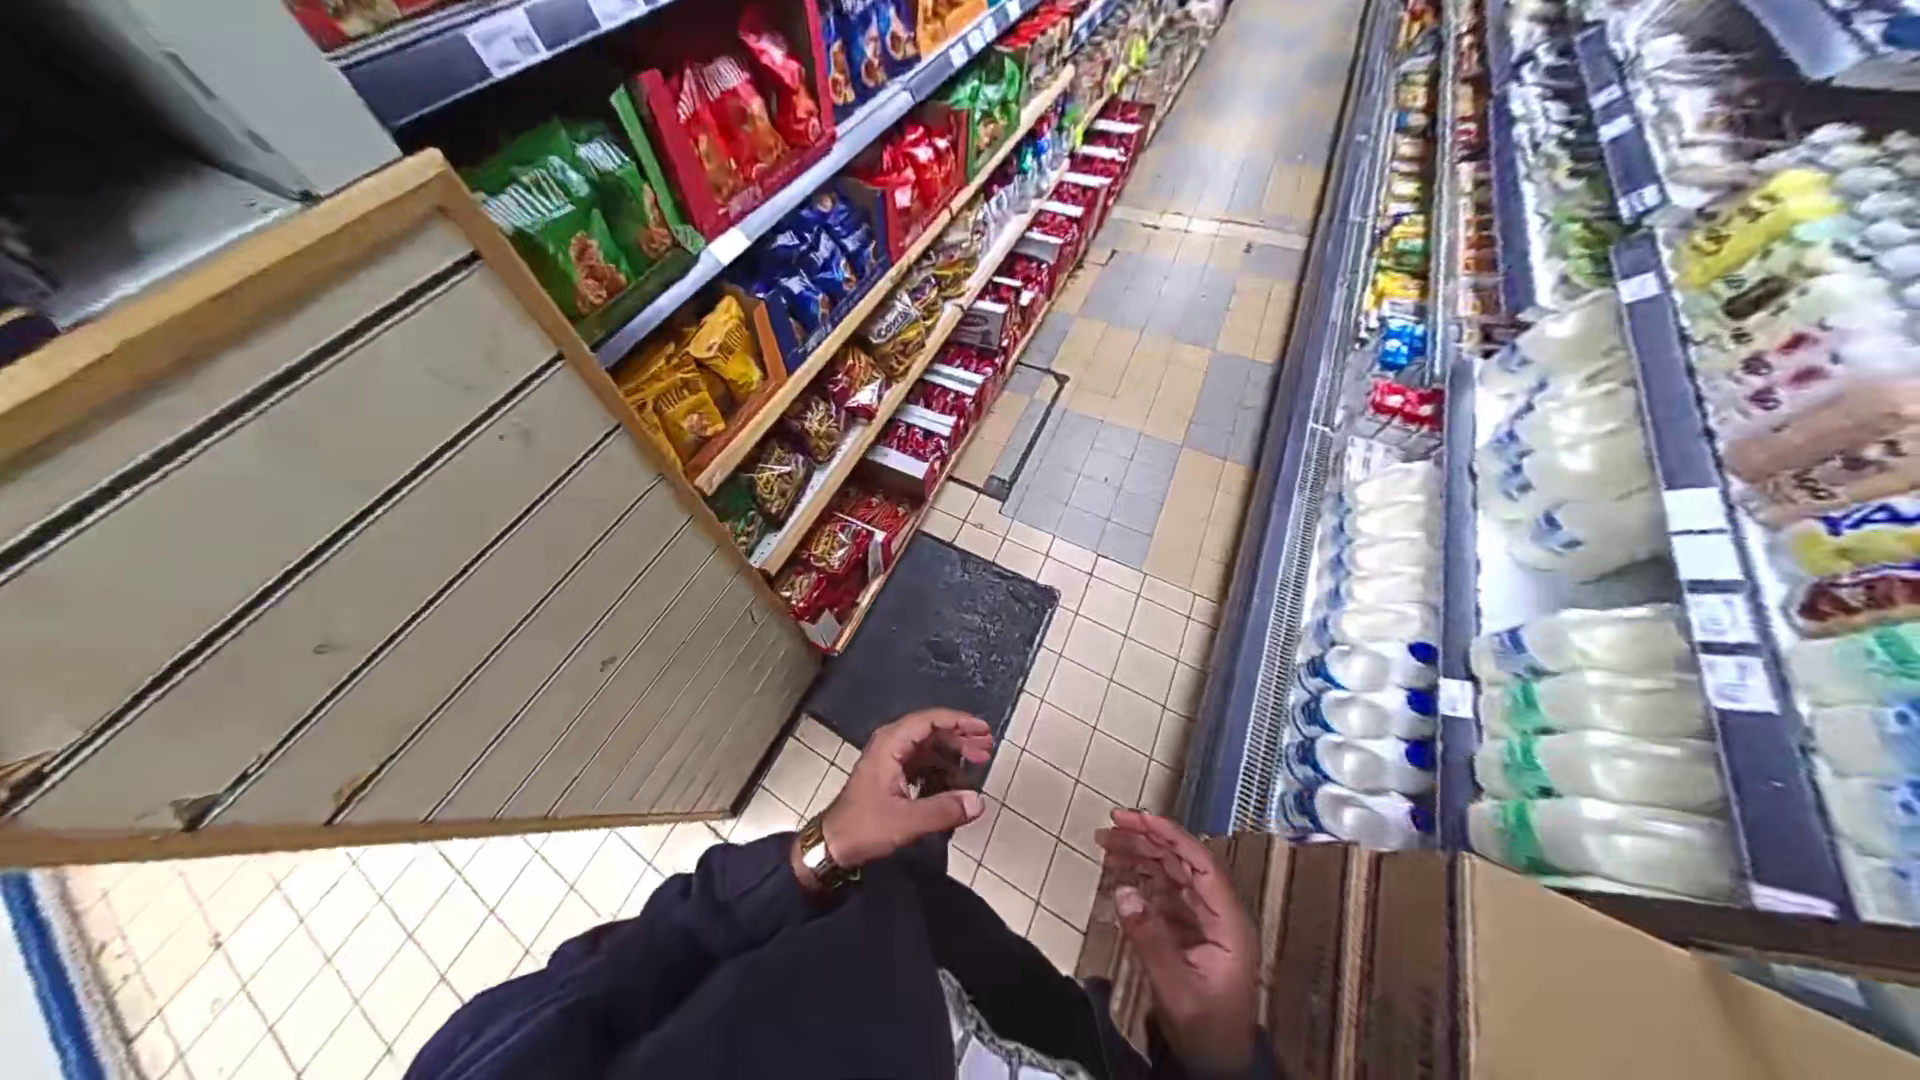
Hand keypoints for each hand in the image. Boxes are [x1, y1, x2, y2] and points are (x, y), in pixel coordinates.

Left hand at [798, 709, 992, 884]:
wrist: (832, 845)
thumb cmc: (862, 827)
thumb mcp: (906, 821)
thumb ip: (944, 810)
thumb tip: (977, 802)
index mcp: (891, 743)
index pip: (930, 720)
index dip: (958, 721)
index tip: (982, 729)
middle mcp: (890, 743)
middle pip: (931, 729)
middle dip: (960, 735)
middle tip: (986, 746)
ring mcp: (890, 758)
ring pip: (928, 744)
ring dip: (953, 750)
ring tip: (978, 760)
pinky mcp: (891, 773)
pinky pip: (922, 760)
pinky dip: (941, 765)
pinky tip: (957, 778)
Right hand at [1096, 810, 1257, 1072]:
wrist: (1219, 1068)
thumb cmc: (1207, 1032)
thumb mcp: (1177, 988)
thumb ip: (1150, 939)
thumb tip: (1123, 891)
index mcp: (1228, 922)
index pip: (1201, 863)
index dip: (1172, 836)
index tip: (1141, 818)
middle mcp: (1217, 913)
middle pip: (1183, 862)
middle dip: (1148, 839)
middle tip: (1113, 823)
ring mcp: (1202, 921)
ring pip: (1171, 873)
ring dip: (1140, 855)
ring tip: (1106, 842)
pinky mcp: (1187, 930)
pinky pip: (1162, 892)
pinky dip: (1139, 878)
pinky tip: (1117, 871)